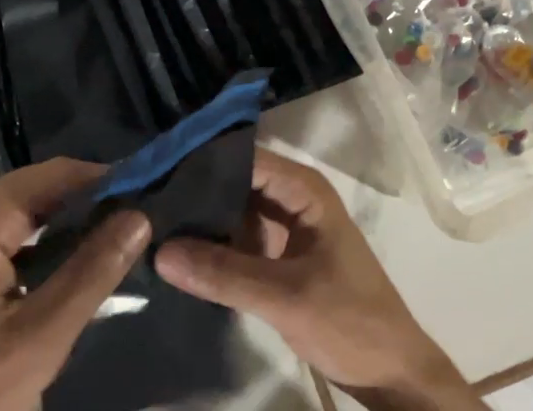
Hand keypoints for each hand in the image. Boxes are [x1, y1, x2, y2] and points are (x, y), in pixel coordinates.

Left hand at [0, 158, 150, 410]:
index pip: (63, 173)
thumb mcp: (37, 340)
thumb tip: (138, 216)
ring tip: (115, 251)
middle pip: (43, 188)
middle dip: (91, 207)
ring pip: (25, 209)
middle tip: (139, 234)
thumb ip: (91, 273)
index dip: (112, 184)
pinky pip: (3, 228)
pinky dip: (38, 243)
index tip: (155, 202)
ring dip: (67, 227)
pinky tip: (68, 268)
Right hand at [154, 149, 483, 410]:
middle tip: (140, 199)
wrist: (393, 376)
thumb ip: (224, 273)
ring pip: (230, 208)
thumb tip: (159, 251)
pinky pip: (235, 236)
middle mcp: (291, 196)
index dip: (197, 162)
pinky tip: (172, 249)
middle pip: (231, 179)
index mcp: (303, 189)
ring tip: (147, 220)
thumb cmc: (351, 323)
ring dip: (197, 217)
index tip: (150, 172)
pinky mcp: (276, 254)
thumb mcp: (286, 298)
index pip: (240, 156)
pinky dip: (209, 243)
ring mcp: (283, 225)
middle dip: (190, 189)